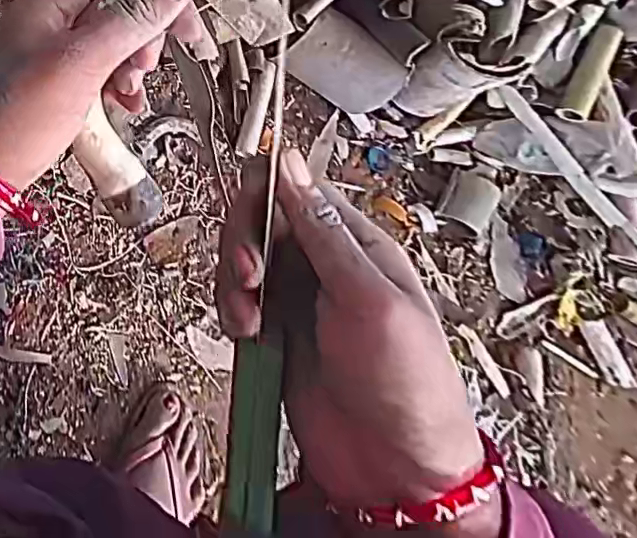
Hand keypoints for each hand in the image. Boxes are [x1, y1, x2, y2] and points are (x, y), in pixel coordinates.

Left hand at [0, 0, 205, 190]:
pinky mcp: (55, 81)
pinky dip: (116, 86)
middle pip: (120, 11)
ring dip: (131, 67)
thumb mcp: (83, 61)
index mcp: (51, 2)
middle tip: (141, 67)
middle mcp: (50, 22)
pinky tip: (120, 104)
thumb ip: (133, 17)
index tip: (185, 25)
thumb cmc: (13, 115)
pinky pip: (99, 72)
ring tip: (125, 90)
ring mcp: (52, 52)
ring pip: (113, 45)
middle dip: (142, 40)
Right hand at [217, 148, 494, 533]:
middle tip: (250, 275)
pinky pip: (233, 298)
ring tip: (251, 316)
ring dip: (233, 282)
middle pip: (257, 219)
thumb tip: (291, 163)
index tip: (251, 221)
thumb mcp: (369, 298)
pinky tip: (249, 334)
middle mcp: (319, 261)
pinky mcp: (272, 324)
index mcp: (353, 244)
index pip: (293, 189)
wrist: (394, 473)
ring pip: (238, 257)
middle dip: (243, 243)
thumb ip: (324, 229)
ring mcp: (293, 293)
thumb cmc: (405, 385)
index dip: (263, 196)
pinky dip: (231, 311)